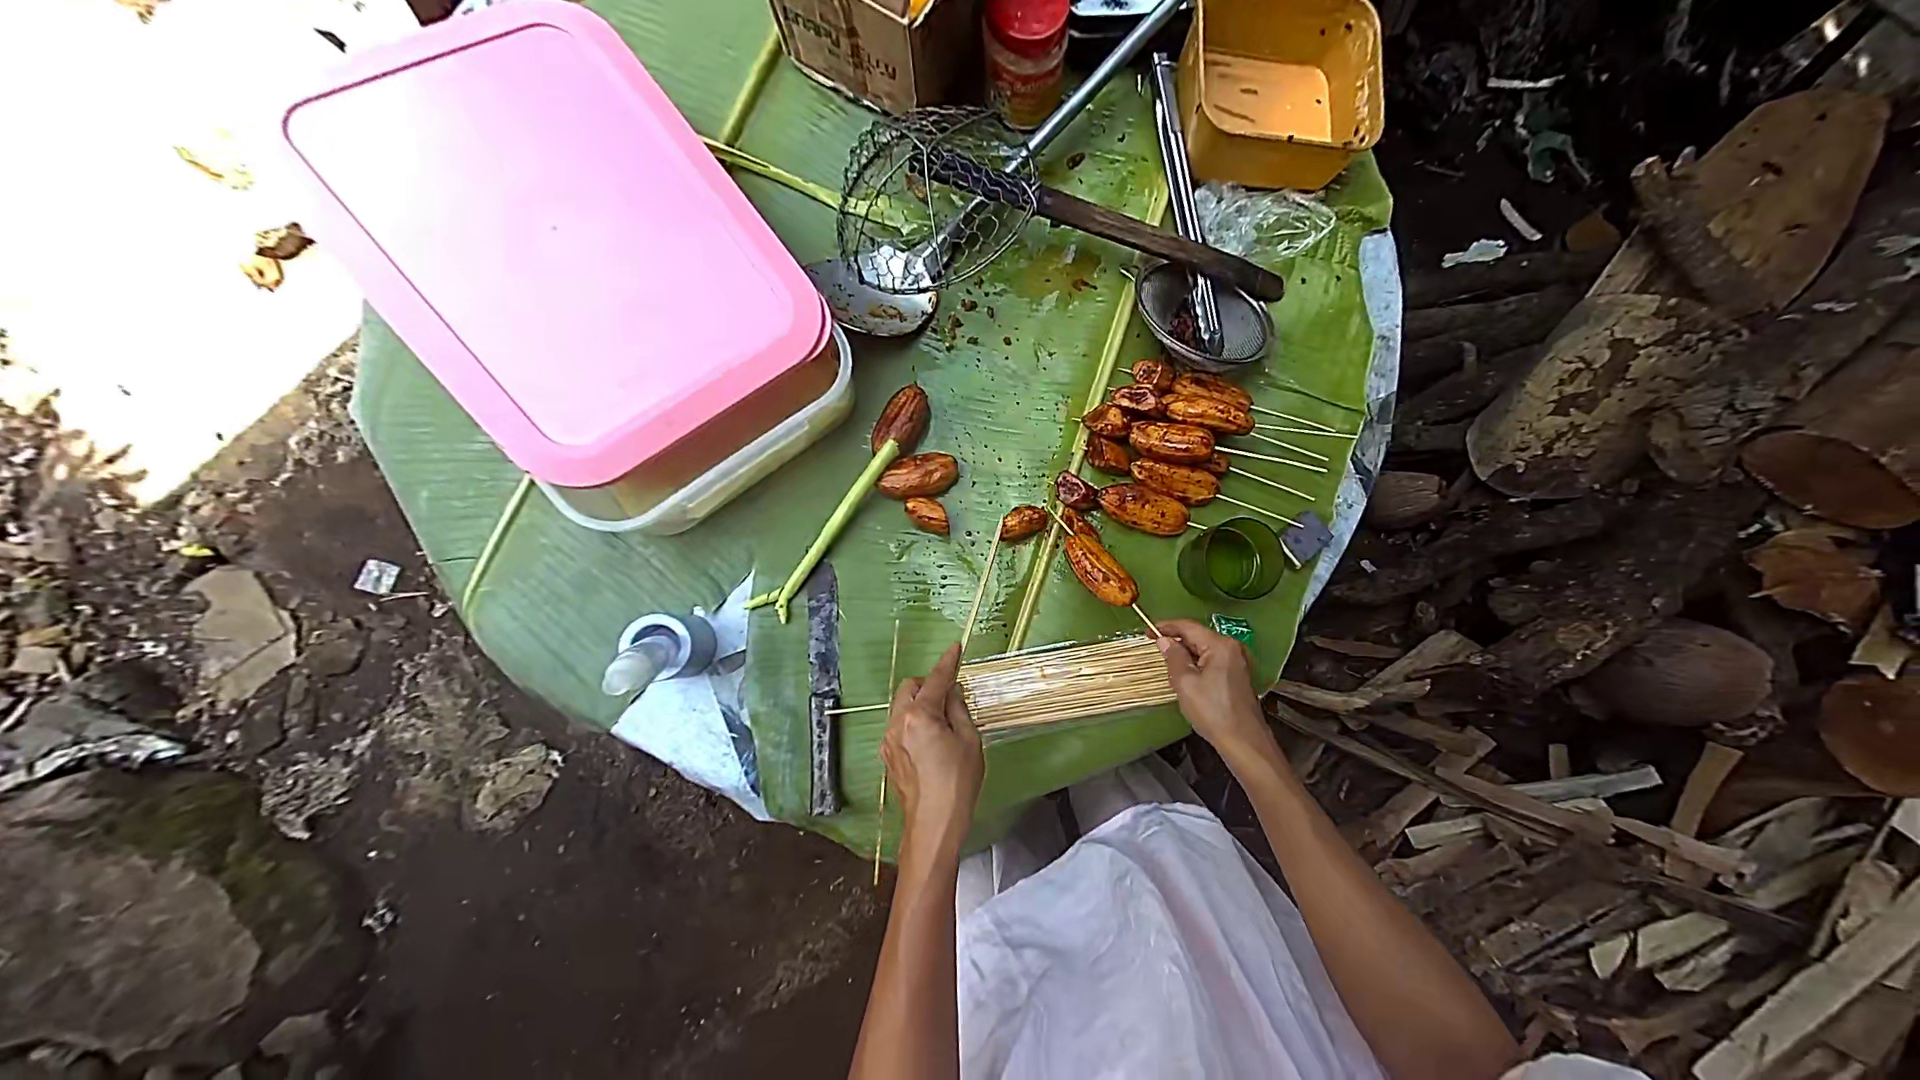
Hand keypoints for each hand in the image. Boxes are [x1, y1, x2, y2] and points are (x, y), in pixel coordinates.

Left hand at [882, 644, 983, 852]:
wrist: (934, 824)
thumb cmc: (958, 783)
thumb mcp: (969, 741)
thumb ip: (959, 709)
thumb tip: (952, 692)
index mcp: (919, 716)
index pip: (936, 680)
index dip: (948, 662)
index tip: (956, 648)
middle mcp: (897, 723)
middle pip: (909, 688)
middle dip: (929, 684)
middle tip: (951, 695)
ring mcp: (889, 740)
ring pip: (901, 707)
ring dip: (919, 703)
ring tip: (943, 721)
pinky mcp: (888, 756)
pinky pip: (899, 726)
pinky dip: (913, 721)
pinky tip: (931, 738)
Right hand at [1155, 619, 1273, 761]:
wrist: (1243, 741)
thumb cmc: (1213, 711)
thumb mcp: (1185, 683)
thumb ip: (1173, 657)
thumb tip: (1164, 641)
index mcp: (1220, 645)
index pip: (1188, 627)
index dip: (1165, 627)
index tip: (1147, 630)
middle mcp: (1232, 648)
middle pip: (1197, 636)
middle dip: (1175, 640)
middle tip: (1154, 646)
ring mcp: (1237, 661)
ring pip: (1204, 649)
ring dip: (1185, 653)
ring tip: (1166, 661)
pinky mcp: (1237, 675)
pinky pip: (1211, 660)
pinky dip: (1196, 663)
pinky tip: (1185, 674)